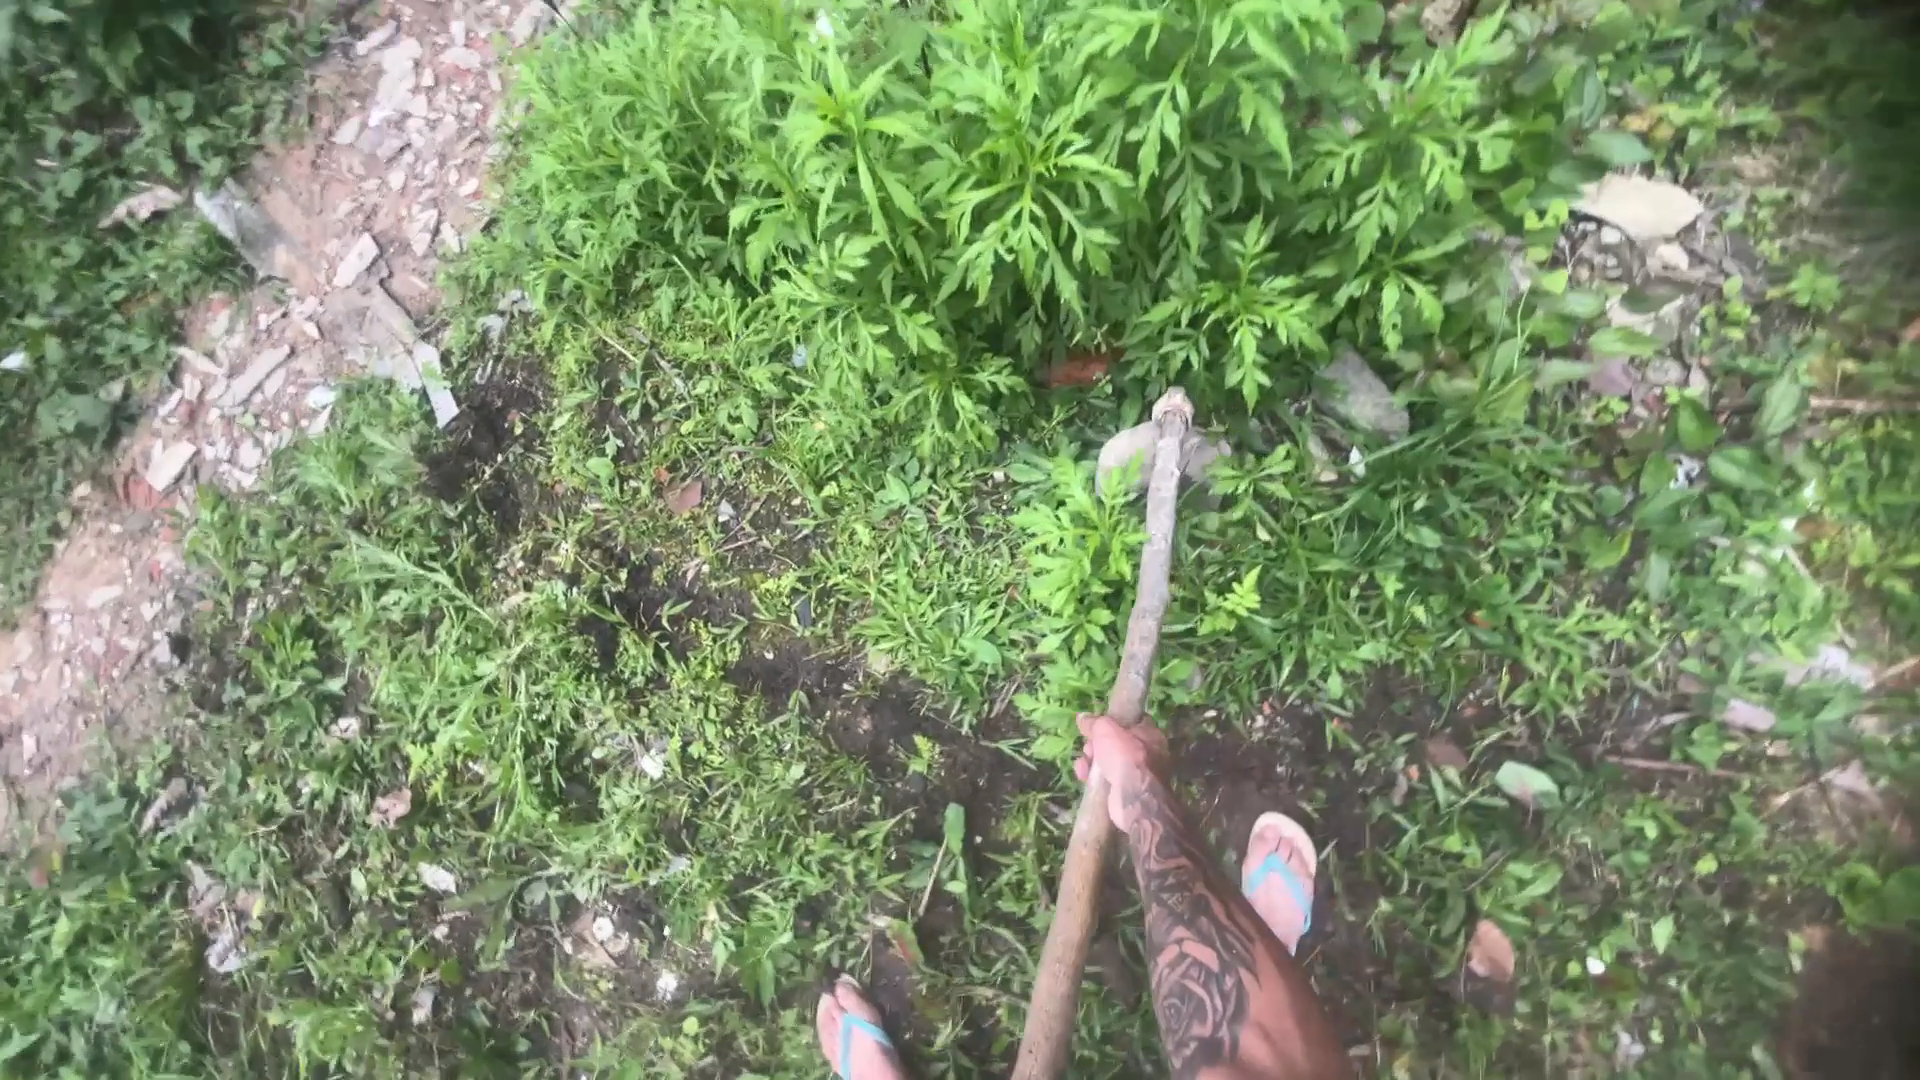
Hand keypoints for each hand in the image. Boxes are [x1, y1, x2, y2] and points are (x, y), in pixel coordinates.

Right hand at [1073, 713, 1169, 830]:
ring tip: (1083, 765)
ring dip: (1091, 762)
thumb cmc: (1125, 756)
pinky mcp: (1127, 791)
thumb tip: (1082, 717)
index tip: (1096, 726)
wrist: (1133, 798)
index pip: (1131, 722)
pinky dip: (1094, 777)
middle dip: (1095, 745)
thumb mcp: (1106, 730)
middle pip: (1115, 743)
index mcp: (1150, 734)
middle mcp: (1148, 753)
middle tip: (1088, 748)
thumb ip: (1094, 722)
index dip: (1111, 722)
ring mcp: (1138, 774)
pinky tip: (1084, 777)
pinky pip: (1107, 779)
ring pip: (1109, 761)